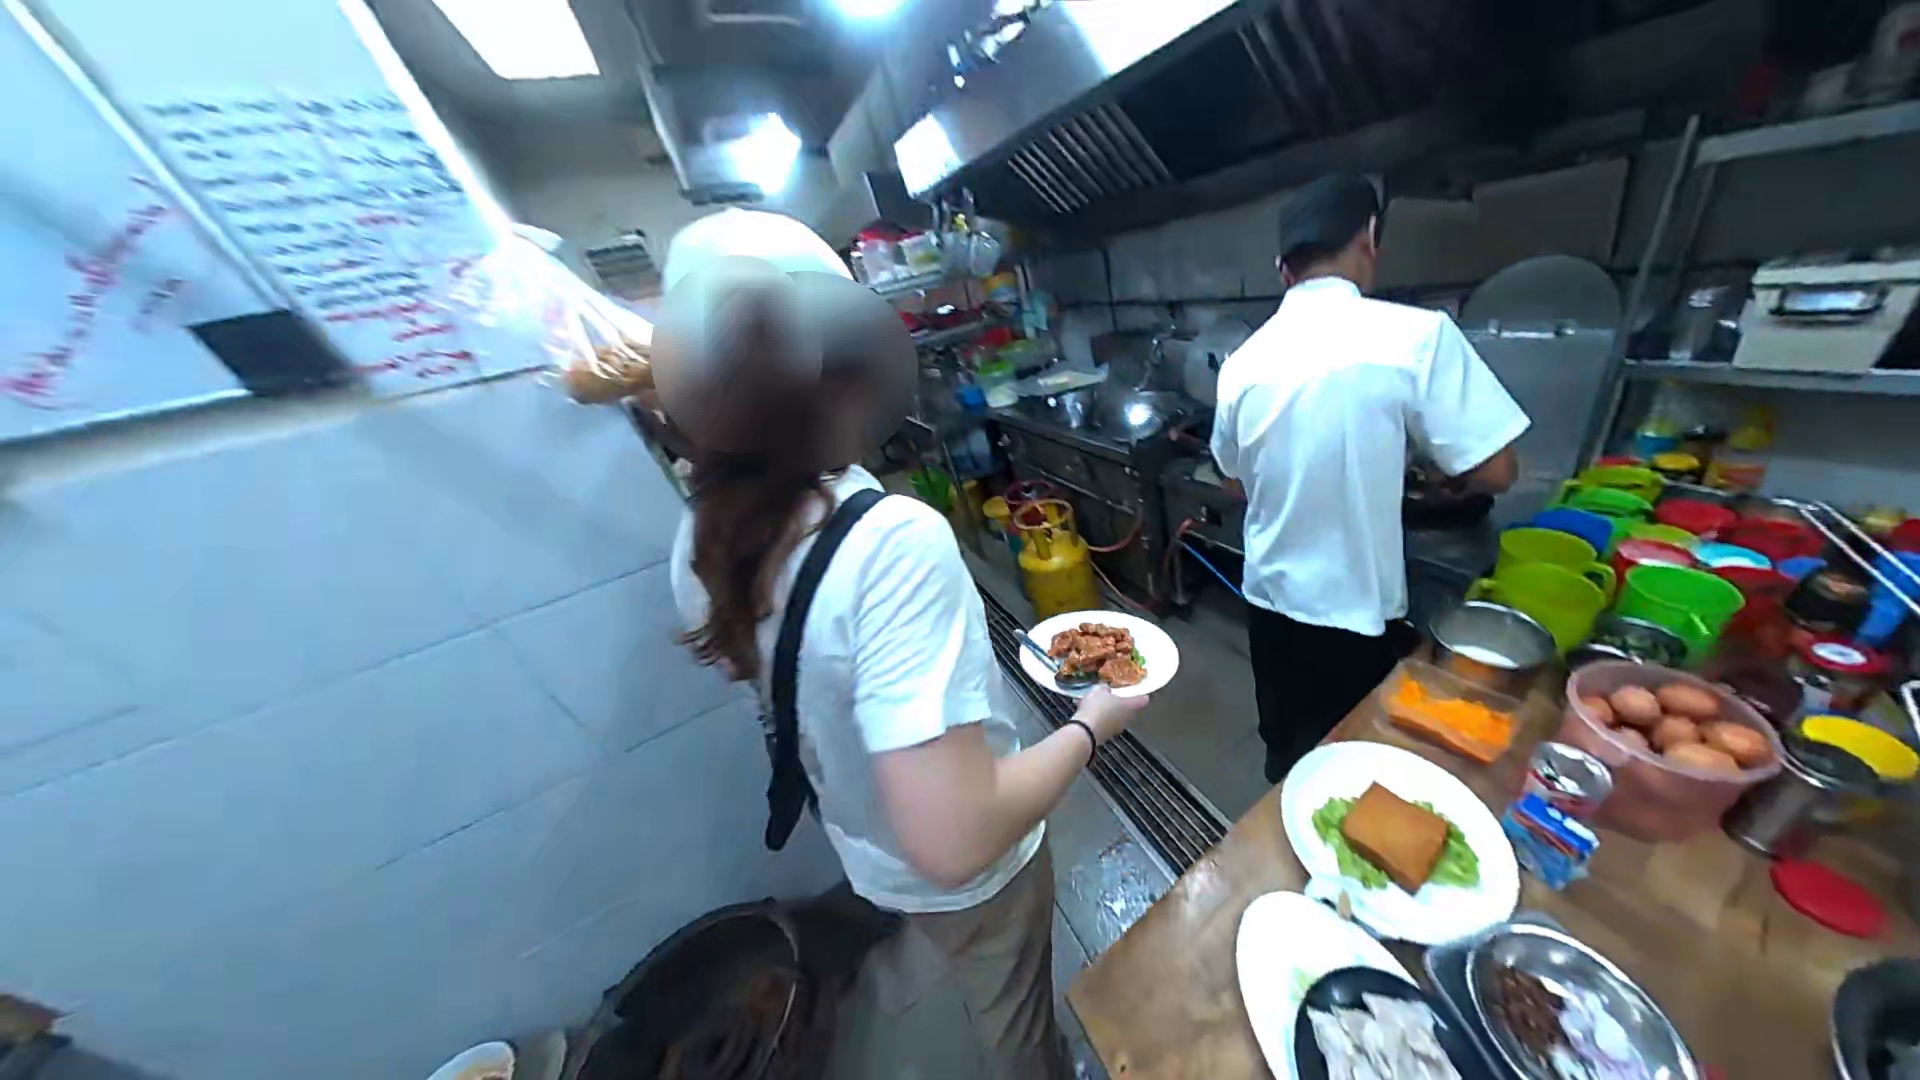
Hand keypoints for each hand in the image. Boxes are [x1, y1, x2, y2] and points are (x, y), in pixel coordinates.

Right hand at [1073, 686, 1149, 744]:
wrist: (1085, 731)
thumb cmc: (1097, 707)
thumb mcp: (1099, 691)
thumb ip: (1104, 689)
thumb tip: (1107, 690)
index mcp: (1129, 705)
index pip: (1142, 700)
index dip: (1141, 695)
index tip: (1141, 692)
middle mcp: (1127, 718)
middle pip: (1130, 710)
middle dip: (1124, 704)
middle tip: (1117, 697)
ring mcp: (1117, 729)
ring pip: (1118, 718)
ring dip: (1112, 712)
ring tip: (1101, 705)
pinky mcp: (1106, 736)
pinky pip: (1107, 724)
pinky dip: (1102, 719)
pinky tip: (1092, 714)